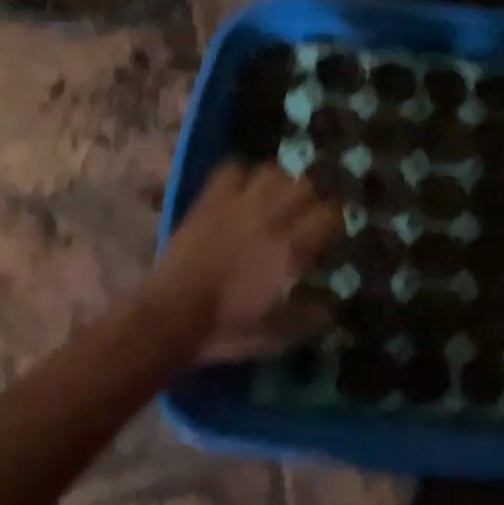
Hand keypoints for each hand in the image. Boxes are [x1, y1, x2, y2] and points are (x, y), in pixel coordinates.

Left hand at [146, 162, 342, 362]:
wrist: (169, 316)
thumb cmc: (225, 329)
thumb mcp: (276, 335)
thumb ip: (311, 317)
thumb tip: (335, 308)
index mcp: (291, 249)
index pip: (330, 215)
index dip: (334, 222)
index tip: (329, 235)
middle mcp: (271, 217)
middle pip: (305, 185)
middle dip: (309, 200)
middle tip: (302, 217)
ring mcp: (238, 203)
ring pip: (273, 172)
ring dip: (279, 183)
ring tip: (274, 199)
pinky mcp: (210, 200)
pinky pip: (232, 169)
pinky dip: (240, 176)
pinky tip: (240, 191)